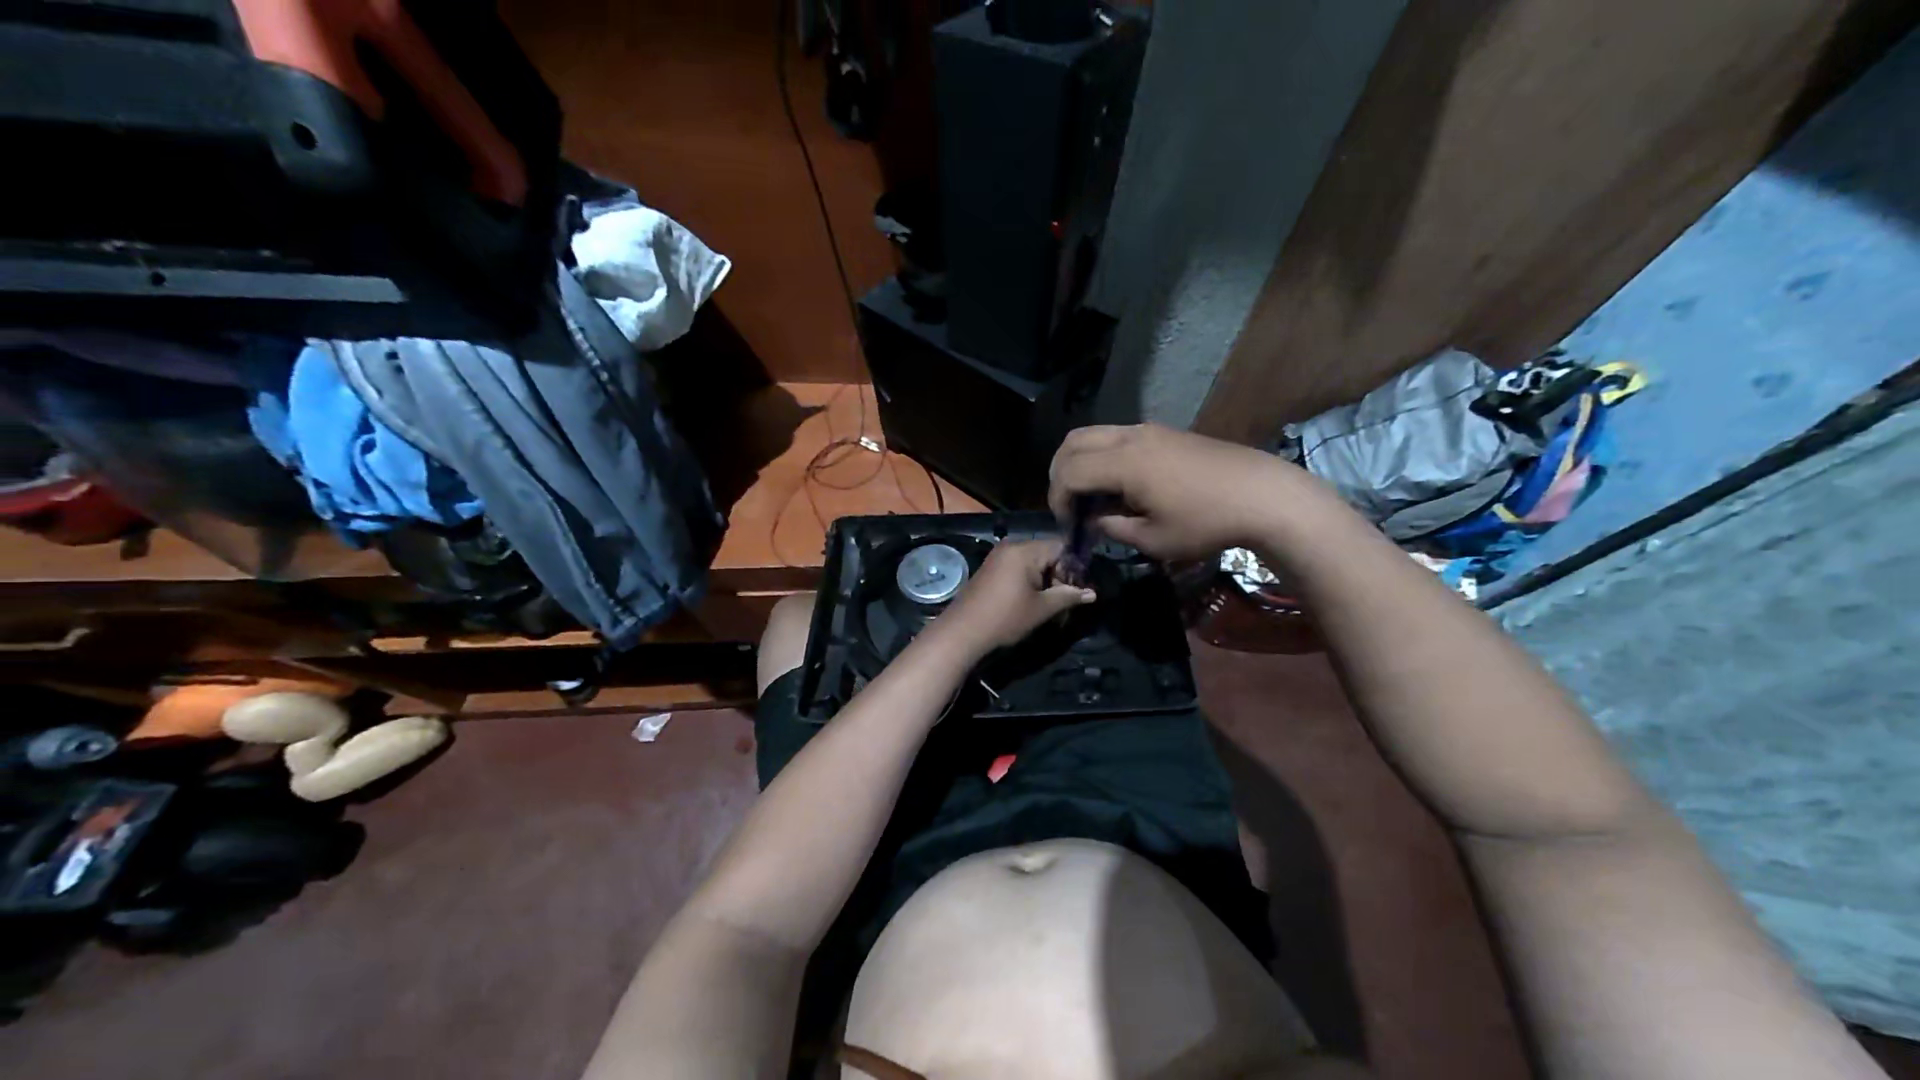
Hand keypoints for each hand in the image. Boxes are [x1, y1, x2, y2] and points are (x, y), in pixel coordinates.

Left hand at [935, 540, 1096, 653]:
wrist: (963, 632)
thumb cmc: (1005, 617)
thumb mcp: (1042, 608)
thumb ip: (1068, 596)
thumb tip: (1093, 593)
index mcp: (1024, 550)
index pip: (1060, 547)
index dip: (1074, 567)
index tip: (1080, 588)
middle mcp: (1011, 547)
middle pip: (1046, 553)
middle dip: (1060, 575)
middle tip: (1067, 599)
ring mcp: (998, 557)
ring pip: (1033, 562)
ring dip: (1045, 580)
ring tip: (1051, 604)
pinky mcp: (990, 569)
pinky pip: (1018, 568)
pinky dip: (1029, 581)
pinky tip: (1032, 601)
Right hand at [1048, 424, 1305, 560]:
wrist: (1264, 496)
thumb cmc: (1207, 523)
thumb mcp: (1154, 540)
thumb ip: (1113, 527)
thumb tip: (1095, 519)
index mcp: (1124, 463)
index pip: (1068, 472)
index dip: (1057, 499)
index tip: (1068, 526)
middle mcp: (1130, 436)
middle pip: (1072, 442)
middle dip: (1060, 474)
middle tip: (1069, 505)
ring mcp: (1149, 430)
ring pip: (1094, 434)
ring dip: (1081, 462)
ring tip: (1092, 495)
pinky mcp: (1165, 432)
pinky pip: (1117, 436)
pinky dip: (1103, 456)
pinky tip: (1120, 485)